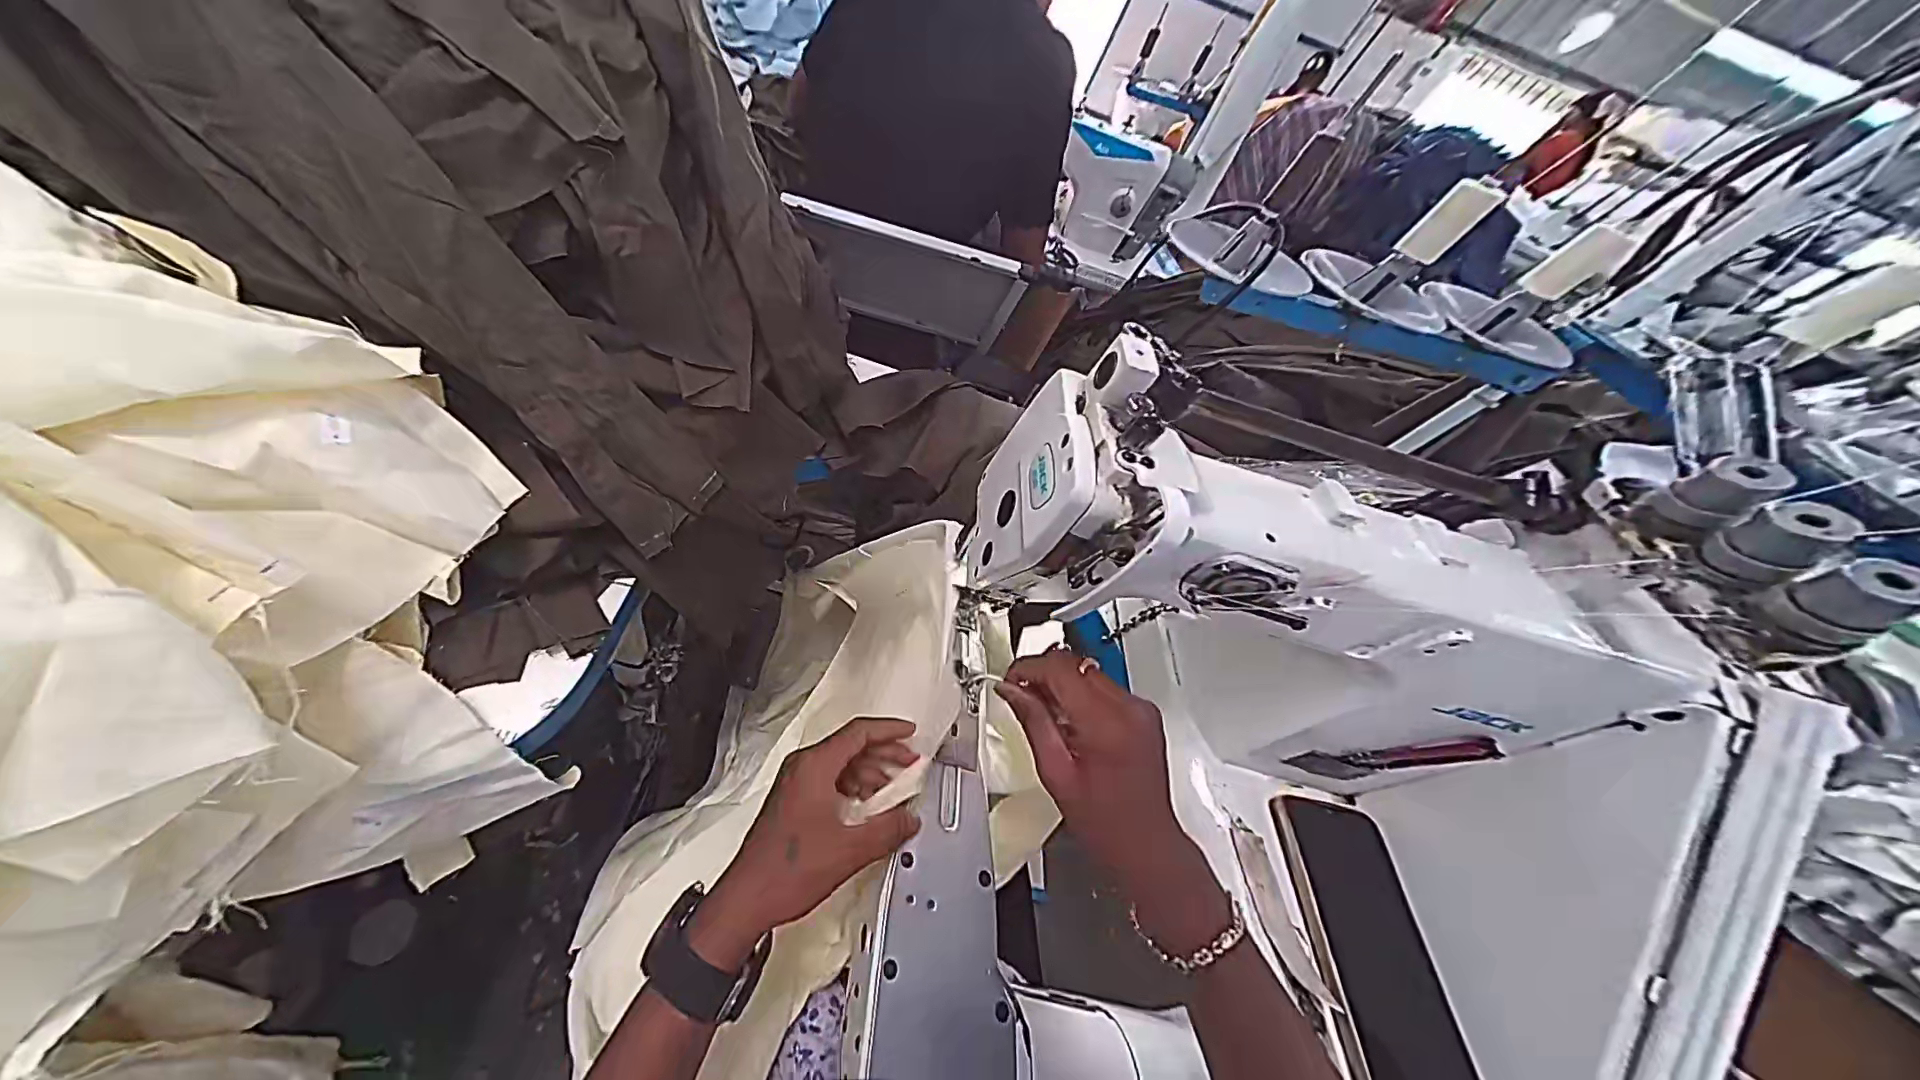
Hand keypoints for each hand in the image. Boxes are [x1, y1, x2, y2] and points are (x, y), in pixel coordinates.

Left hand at [689, 718, 922, 971]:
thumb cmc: (781, 873)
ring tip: (893, 790)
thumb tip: (907, 819)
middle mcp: (801, 769)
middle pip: (851, 745)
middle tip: (908, 762)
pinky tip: (868, 807)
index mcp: (813, 767)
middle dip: (884, 752)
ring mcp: (795, 784)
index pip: (858, 733)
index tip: (908, 732)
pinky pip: (830, 780)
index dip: (889, 730)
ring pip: (841, 764)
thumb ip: (887, 829)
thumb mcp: (849, 850)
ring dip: (870, 772)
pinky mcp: (793, 801)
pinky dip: (854, 787)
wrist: (746, 900)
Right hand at [996, 648, 1228, 953]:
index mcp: (1106, 724)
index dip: (1029, 668)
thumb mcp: (1056, 773)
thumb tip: (1012, 691)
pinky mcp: (1145, 714)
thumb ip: (1033, 722)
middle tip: (1020, 693)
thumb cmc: (1107, 823)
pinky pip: (1105, 688)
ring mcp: (1141, 710)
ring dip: (1062, 683)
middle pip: (1076, 664)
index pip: (1061, 669)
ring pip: (1089, 672)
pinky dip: (1082, 695)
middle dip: (1043, 674)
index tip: (1011, 679)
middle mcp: (1129, 710)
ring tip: (1043, 712)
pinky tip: (1069, 721)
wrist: (1147, 844)